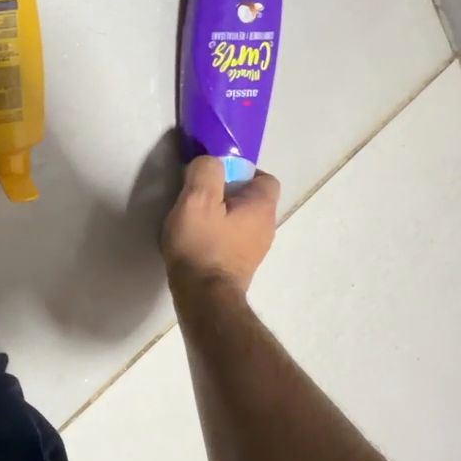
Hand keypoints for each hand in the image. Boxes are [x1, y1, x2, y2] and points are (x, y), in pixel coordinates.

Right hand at [162, 157, 281, 293]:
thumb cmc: (201, 245)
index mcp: (262, 207)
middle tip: (198, 198)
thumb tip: (209, 162)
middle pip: (251, 199)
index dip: (240, 172)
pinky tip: (197, 243)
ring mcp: (256, 250)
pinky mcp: (240, 265)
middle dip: (226, 194)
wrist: (204, 297)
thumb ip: (205, 171)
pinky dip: (218, 236)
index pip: (264, 178)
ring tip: (194, 222)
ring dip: (221, 217)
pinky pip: (233, 240)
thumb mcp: (196, 200)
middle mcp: (267, 227)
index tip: (214, 177)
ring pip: (241, 221)